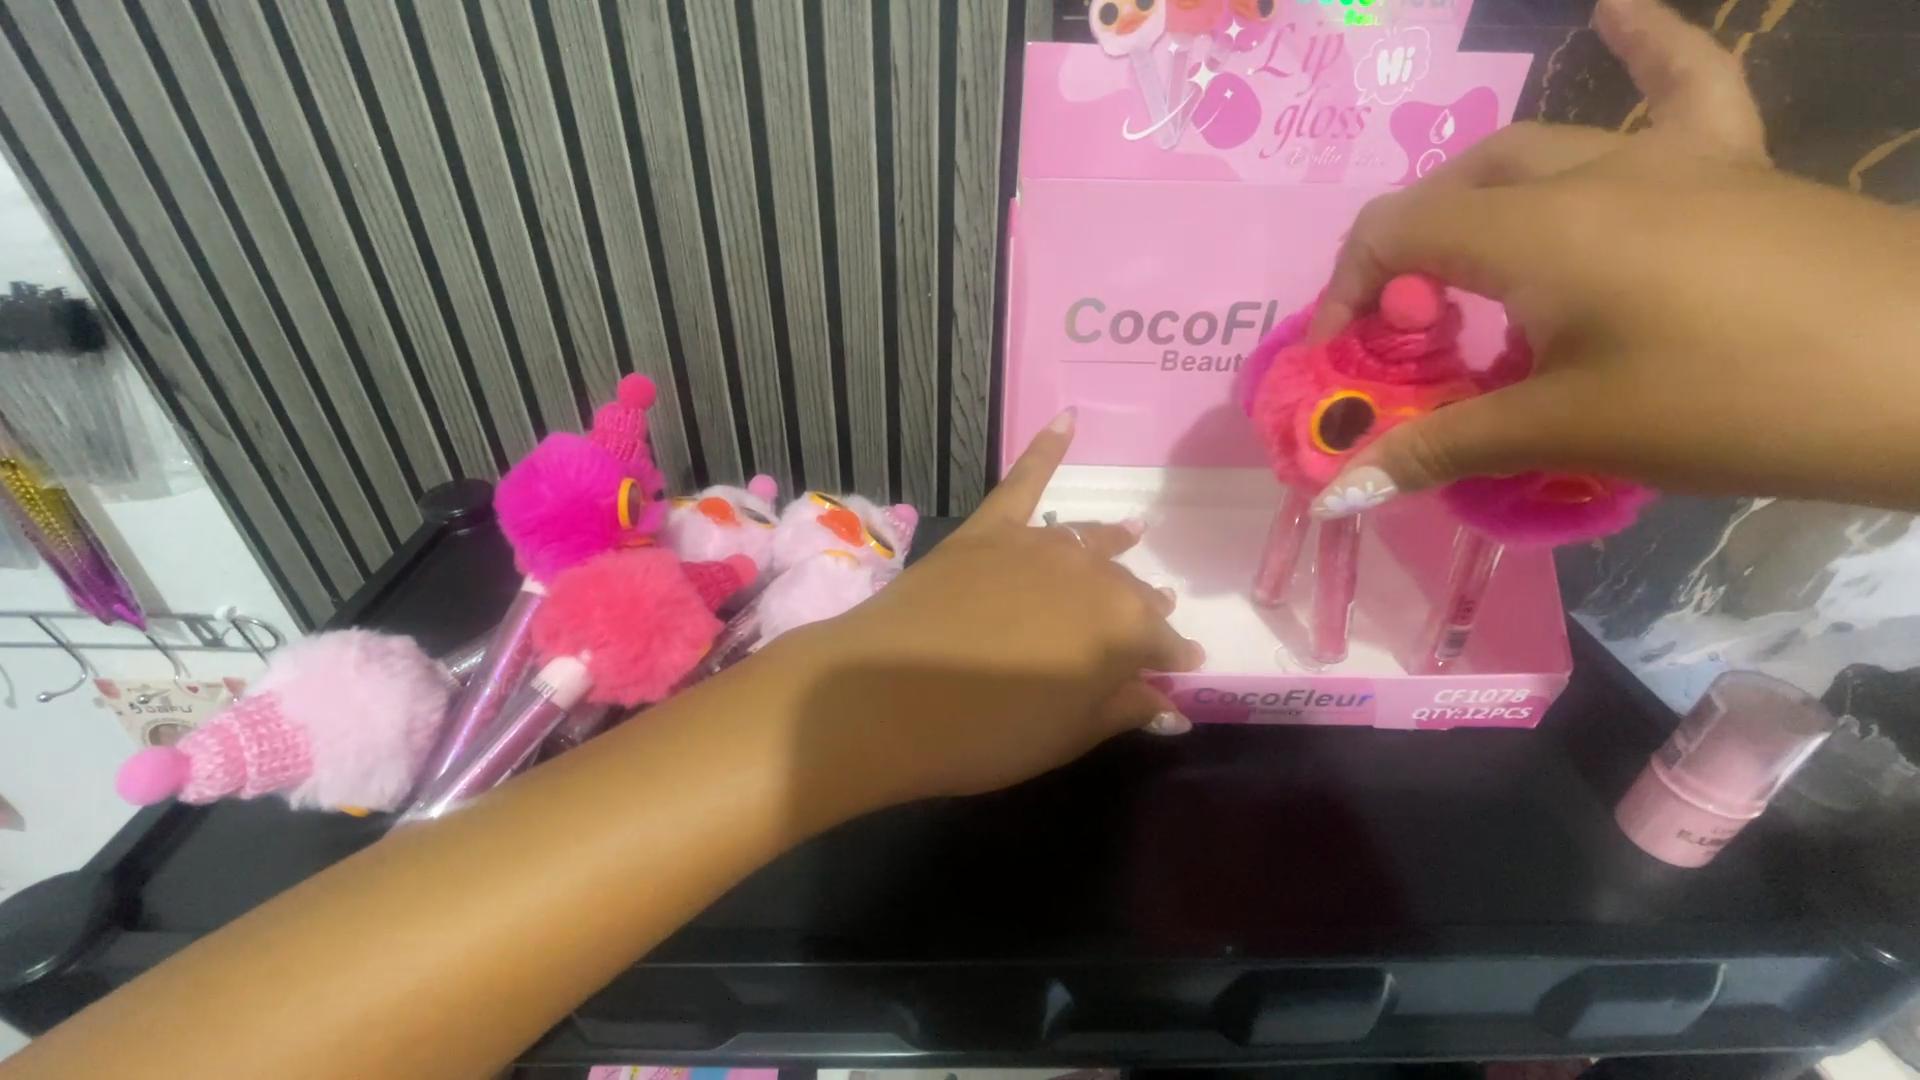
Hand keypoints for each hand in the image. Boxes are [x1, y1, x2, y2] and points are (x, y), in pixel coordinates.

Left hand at [760, 408, 1204, 812]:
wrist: (885, 697)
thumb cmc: (985, 733)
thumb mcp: (1066, 735)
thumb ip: (1122, 710)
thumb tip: (1168, 703)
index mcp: (1120, 630)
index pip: (1160, 643)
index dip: (1171, 658)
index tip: (1181, 669)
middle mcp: (1089, 575)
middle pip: (1126, 590)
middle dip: (1143, 607)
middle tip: (1154, 616)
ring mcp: (1035, 546)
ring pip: (1087, 540)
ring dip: (1113, 540)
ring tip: (1133, 534)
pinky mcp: (986, 532)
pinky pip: (1022, 483)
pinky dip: (1045, 451)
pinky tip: (1067, 421)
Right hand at [1308, 0, 1919, 516]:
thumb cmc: (1734, 403)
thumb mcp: (1565, 433)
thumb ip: (1437, 450)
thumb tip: (1335, 494)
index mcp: (1538, 232)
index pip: (1396, 232)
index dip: (1345, 290)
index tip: (1338, 354)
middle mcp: (1592, 176)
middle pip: (1451, 193)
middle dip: (1399, 258)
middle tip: (1399, 328)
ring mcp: (1672, 159)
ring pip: (1532, 150)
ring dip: (1468, 199)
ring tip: (1451, 252)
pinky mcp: (1736, 168)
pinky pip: (1686, 84)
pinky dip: (1645, 44)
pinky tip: (1614, 9)